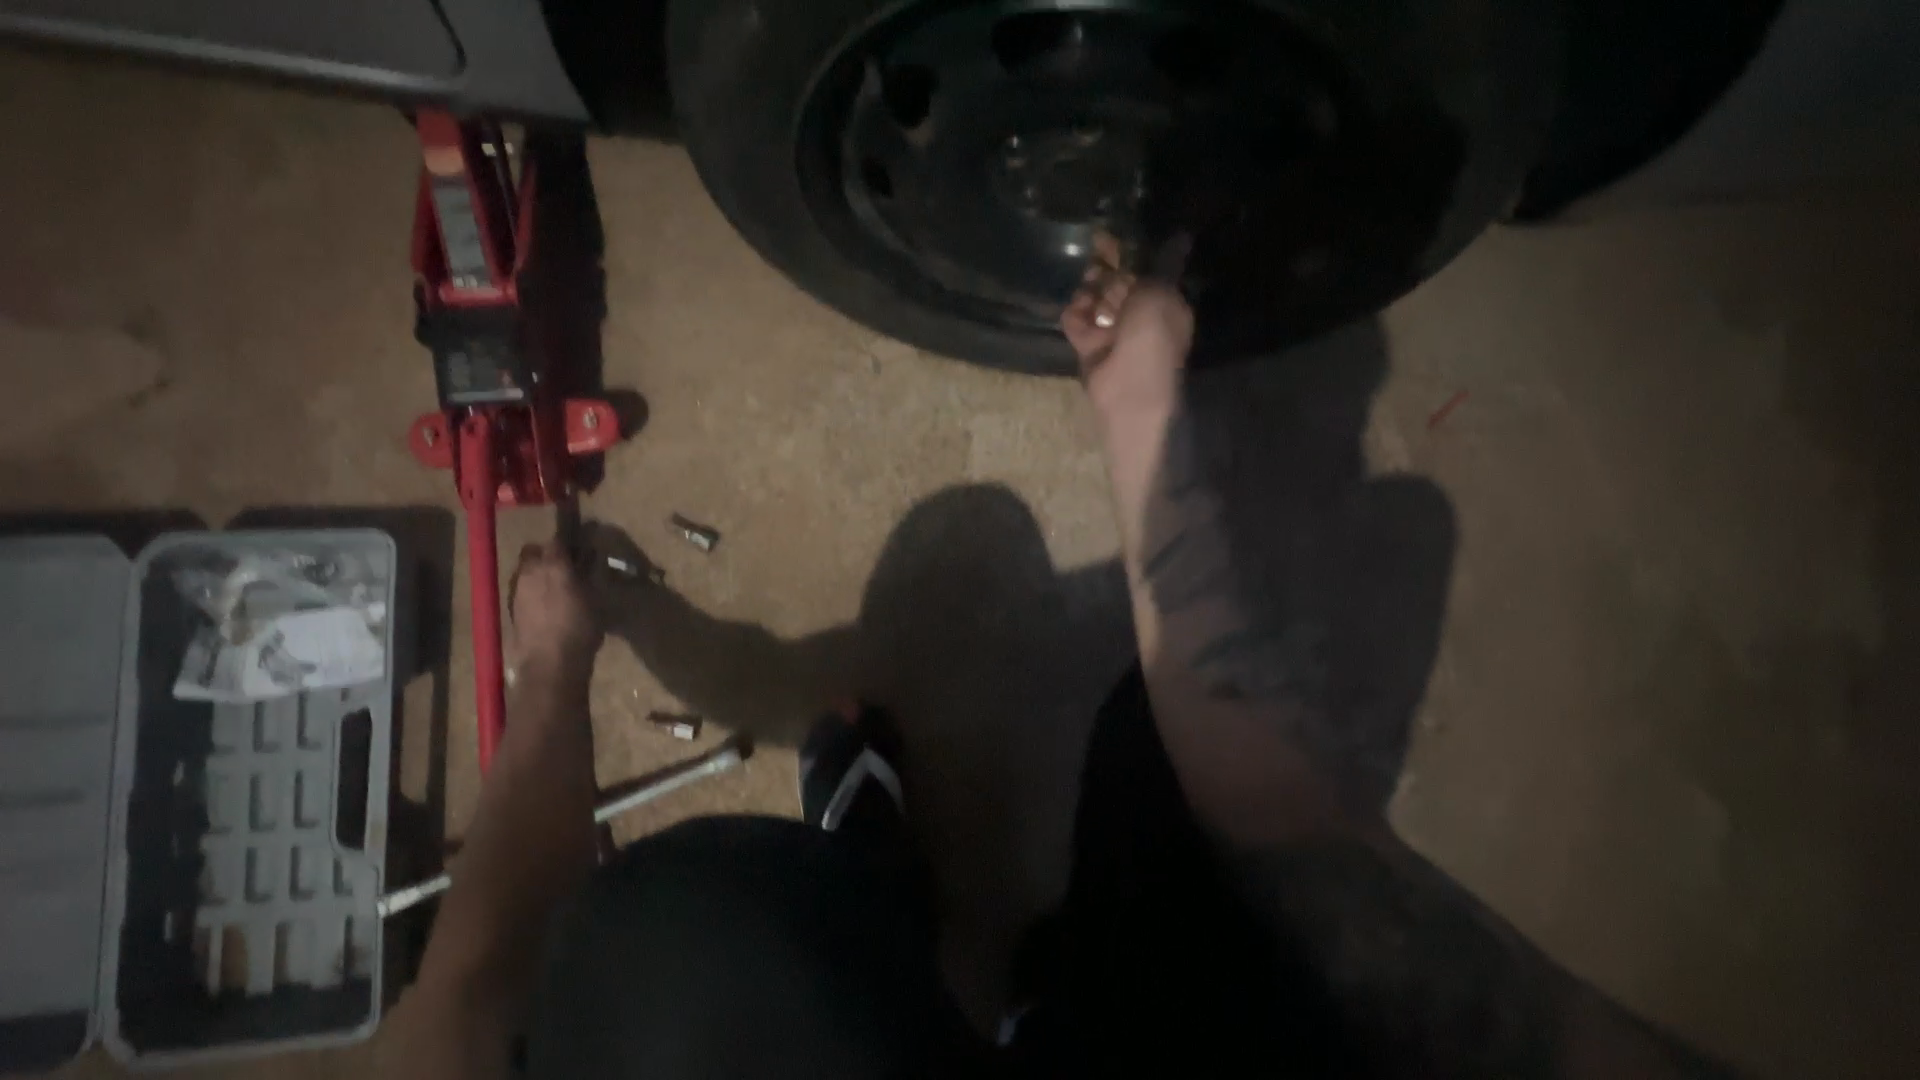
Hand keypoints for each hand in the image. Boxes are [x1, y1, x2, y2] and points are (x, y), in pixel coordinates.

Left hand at [509, 542, 601, 681]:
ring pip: (524, 570)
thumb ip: (590, 574)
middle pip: (533, 551)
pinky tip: (545, 606)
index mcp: (553, 564)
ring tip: (555, 588)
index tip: (580, 544)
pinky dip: (532, 591)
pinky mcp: (510, 609)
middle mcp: (529, 571)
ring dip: (537, 573)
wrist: (550, 663)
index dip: (569, 540)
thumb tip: (589, 557)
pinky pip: (521, 589)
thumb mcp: (595, 598)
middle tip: (565, 566)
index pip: (558, 539)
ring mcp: (516, 590)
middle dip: (547, 554)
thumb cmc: (580, 628)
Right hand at [1061, 232, 1194, 424]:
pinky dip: (1075, 314)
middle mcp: (1140, 317)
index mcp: (1164, 305)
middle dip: (1107, 270)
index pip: (1146, 272)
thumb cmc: (1151, 339)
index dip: (1130, 253)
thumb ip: (1160, 266)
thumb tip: (1181, 235)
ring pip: (1097, 302)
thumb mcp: (1158, 294)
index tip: (1110, 235)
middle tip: (1091, 253)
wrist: (1129, 391)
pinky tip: (1076, 307)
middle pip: (1119, 285)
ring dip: (1089, 290)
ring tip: (1084, 284)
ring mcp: (1114, 334)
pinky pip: (1079, 324)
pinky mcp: (1090, 349)